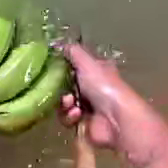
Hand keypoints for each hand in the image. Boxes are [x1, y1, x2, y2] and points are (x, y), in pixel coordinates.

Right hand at [60, 43, 166, 159]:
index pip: (75, 66)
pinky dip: (69, 116)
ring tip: (71, 104)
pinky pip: (67, 119)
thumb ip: (74, 52)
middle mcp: (93, 87)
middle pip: (66, 86)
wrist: (116, 119)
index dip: (63, 67)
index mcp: (97, 70)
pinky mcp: (84, 124)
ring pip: (64, 103)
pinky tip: (77, 115)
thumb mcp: (87, 63)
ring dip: (64, 104)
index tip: (51, 68)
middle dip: (60, 88)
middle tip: (61, 89)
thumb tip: (60, 43)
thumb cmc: (104, 86)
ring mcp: (89, 106)